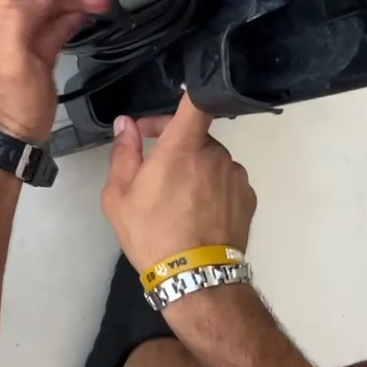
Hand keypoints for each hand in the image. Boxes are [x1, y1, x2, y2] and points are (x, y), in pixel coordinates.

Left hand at [0, 0, 110, 142]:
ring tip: (103, 2)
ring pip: (52, 4)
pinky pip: (57, 24)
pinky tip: (90, 15)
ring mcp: (25, 35)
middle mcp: (9, 20)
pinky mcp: (40, 50)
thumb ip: (20, 19)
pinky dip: (73, 16)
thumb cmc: (13, 101)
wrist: (15, 135)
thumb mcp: (13, 59)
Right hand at [101, 94, 257, 272]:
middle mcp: (215, 154)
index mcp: (181, 147)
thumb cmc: (151, 233)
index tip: (184, 89)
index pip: (195, 102)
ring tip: (176, 200)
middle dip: (175, 144)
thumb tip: (126, 125)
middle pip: (195, 136)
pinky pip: (226, 181)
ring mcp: (236, 175)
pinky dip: (212, 188)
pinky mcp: (248, 196)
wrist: (196, 278)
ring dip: (194, 169)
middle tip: (154, 168)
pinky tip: (197, 213)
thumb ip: (124, 153)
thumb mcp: (118, 196)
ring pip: (210, 161)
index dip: (193, 90)